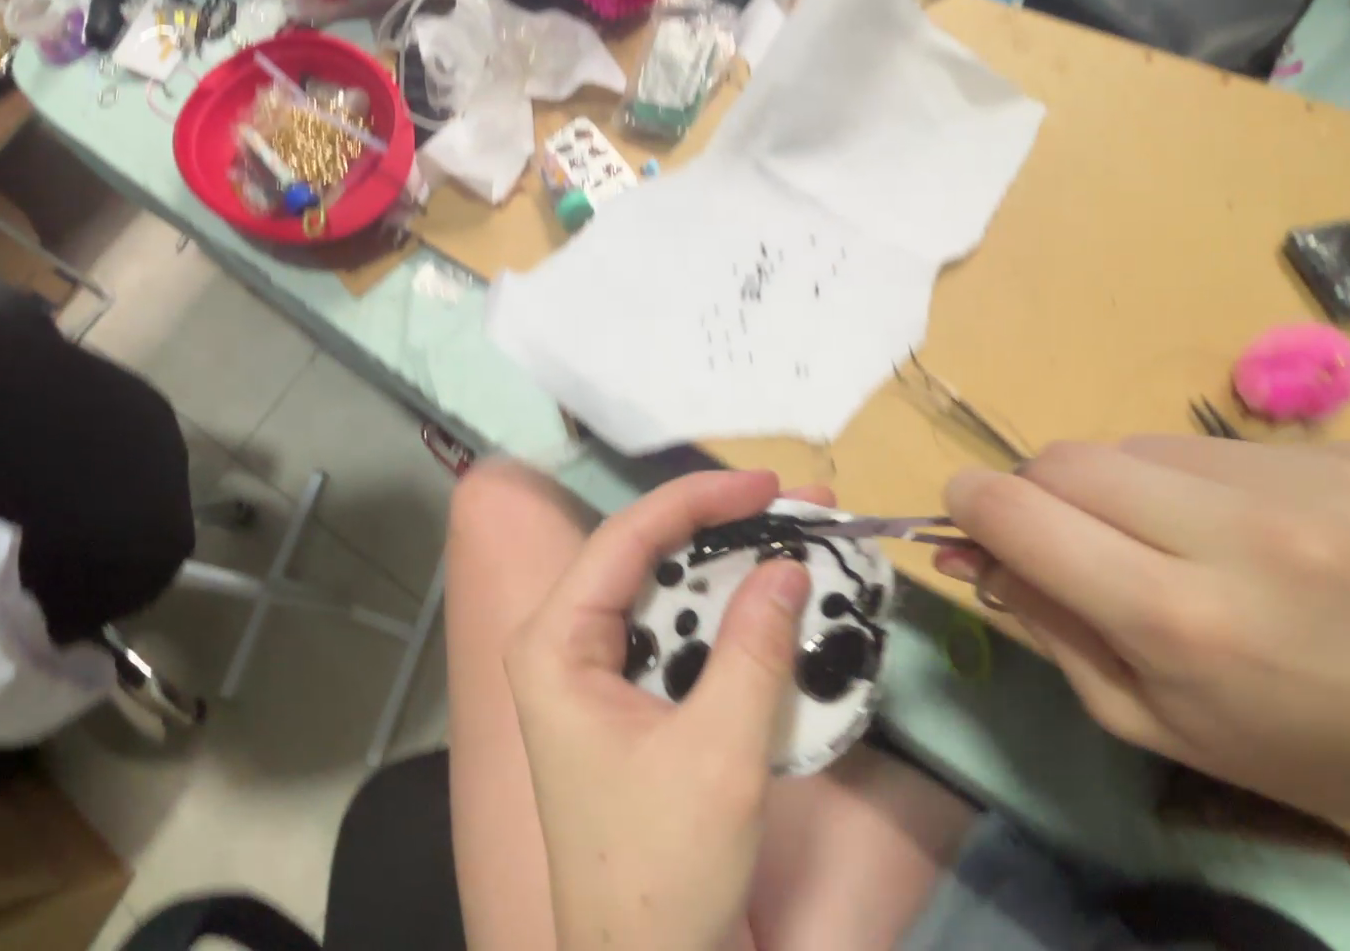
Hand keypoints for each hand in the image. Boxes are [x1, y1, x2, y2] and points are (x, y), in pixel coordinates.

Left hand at [505, 471, 817, 950]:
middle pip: (642, 559)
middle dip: (718, 530)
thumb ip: (753, 652)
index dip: (695, 500)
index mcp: (552, 644)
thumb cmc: (661, 864)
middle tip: (796, 507)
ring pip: (664, 597)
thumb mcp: (718, 753)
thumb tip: (787, 564)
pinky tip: (774, 607)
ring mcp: (593, 673)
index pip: (624, 540)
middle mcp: (563, 645)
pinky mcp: (626, 701)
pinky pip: (676, 640)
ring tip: (797, 544)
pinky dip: (726, 623)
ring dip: (728, 573)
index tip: (766, 484)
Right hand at [937, 436, 1349, 864]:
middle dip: (1034, 489)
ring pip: (1137, 443)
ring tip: (1170, 540)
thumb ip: (1045, 623)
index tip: (967, 515)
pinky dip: (1197, 482)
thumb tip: (967, 552)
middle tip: (1059, 533)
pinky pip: (1219, 446)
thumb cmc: (1314, 753)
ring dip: (1119, 485)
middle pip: (1064, 458)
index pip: (1016, 512)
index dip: (969, 503)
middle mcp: (1240, 535)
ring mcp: (1313, 484)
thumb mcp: (1150, 720)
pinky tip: (1251, 531)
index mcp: (1179, 621)